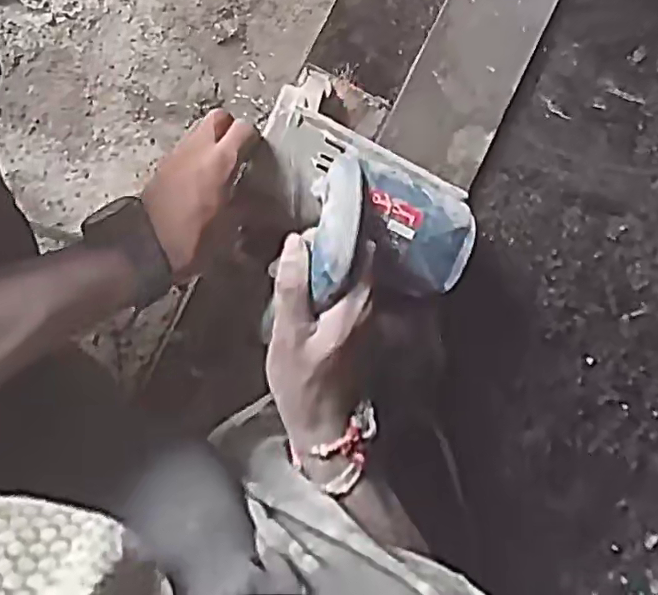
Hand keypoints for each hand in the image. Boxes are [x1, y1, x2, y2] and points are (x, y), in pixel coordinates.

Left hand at [140, 109, 258, 278]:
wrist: (147, 247)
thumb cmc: (190, 240)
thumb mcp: (229, 227)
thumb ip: (247, 205)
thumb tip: (259, 200)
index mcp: (218, 160)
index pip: (243, 128)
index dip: (253, 138)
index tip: (257, 153)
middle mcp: (196, 149)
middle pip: (219, 117)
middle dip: (230, 129)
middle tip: (238, 151)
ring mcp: (177, 154)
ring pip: (200, 130)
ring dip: (212, 142)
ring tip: (220, 168)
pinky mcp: (163, 164)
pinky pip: (186, 148)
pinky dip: (196, 155)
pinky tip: (200, 180)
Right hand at [265, 231, 373, 456]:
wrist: (320, 428)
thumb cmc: (302, 382)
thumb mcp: (289, 333)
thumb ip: (293, 286)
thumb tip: (296, 241)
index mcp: (358, 304)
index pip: (360, 250)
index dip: (336, 233)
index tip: (308, 230)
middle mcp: (368, 306)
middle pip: (355, 259)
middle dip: (327, 246)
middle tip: (295, 246)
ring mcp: (364, 317)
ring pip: (348, 274)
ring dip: (323, 264)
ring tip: (293, 264)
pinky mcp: (354, 327)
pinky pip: (343, 289)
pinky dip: (325, 281)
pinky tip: (301, 287)